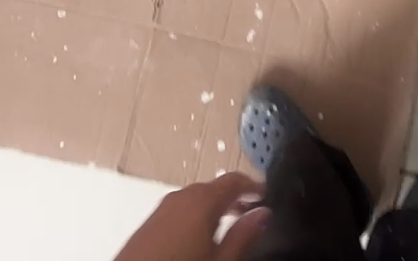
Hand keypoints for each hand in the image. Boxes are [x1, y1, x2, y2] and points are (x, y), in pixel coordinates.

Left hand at [113, 172, 271, 260]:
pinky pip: (181, 209)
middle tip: (252, 212)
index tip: (267, 194)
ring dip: (216, 206)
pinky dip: (197, 214)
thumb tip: (264, 213)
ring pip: (197, 198)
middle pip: (214, 188)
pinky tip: (201, 235)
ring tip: (230, 225)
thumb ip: (242, 236)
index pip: (234, 180)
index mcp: (202, 200)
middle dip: (235, 197)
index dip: (253, 185)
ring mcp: (163, 207)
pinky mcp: (150, 222)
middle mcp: (182, 196)